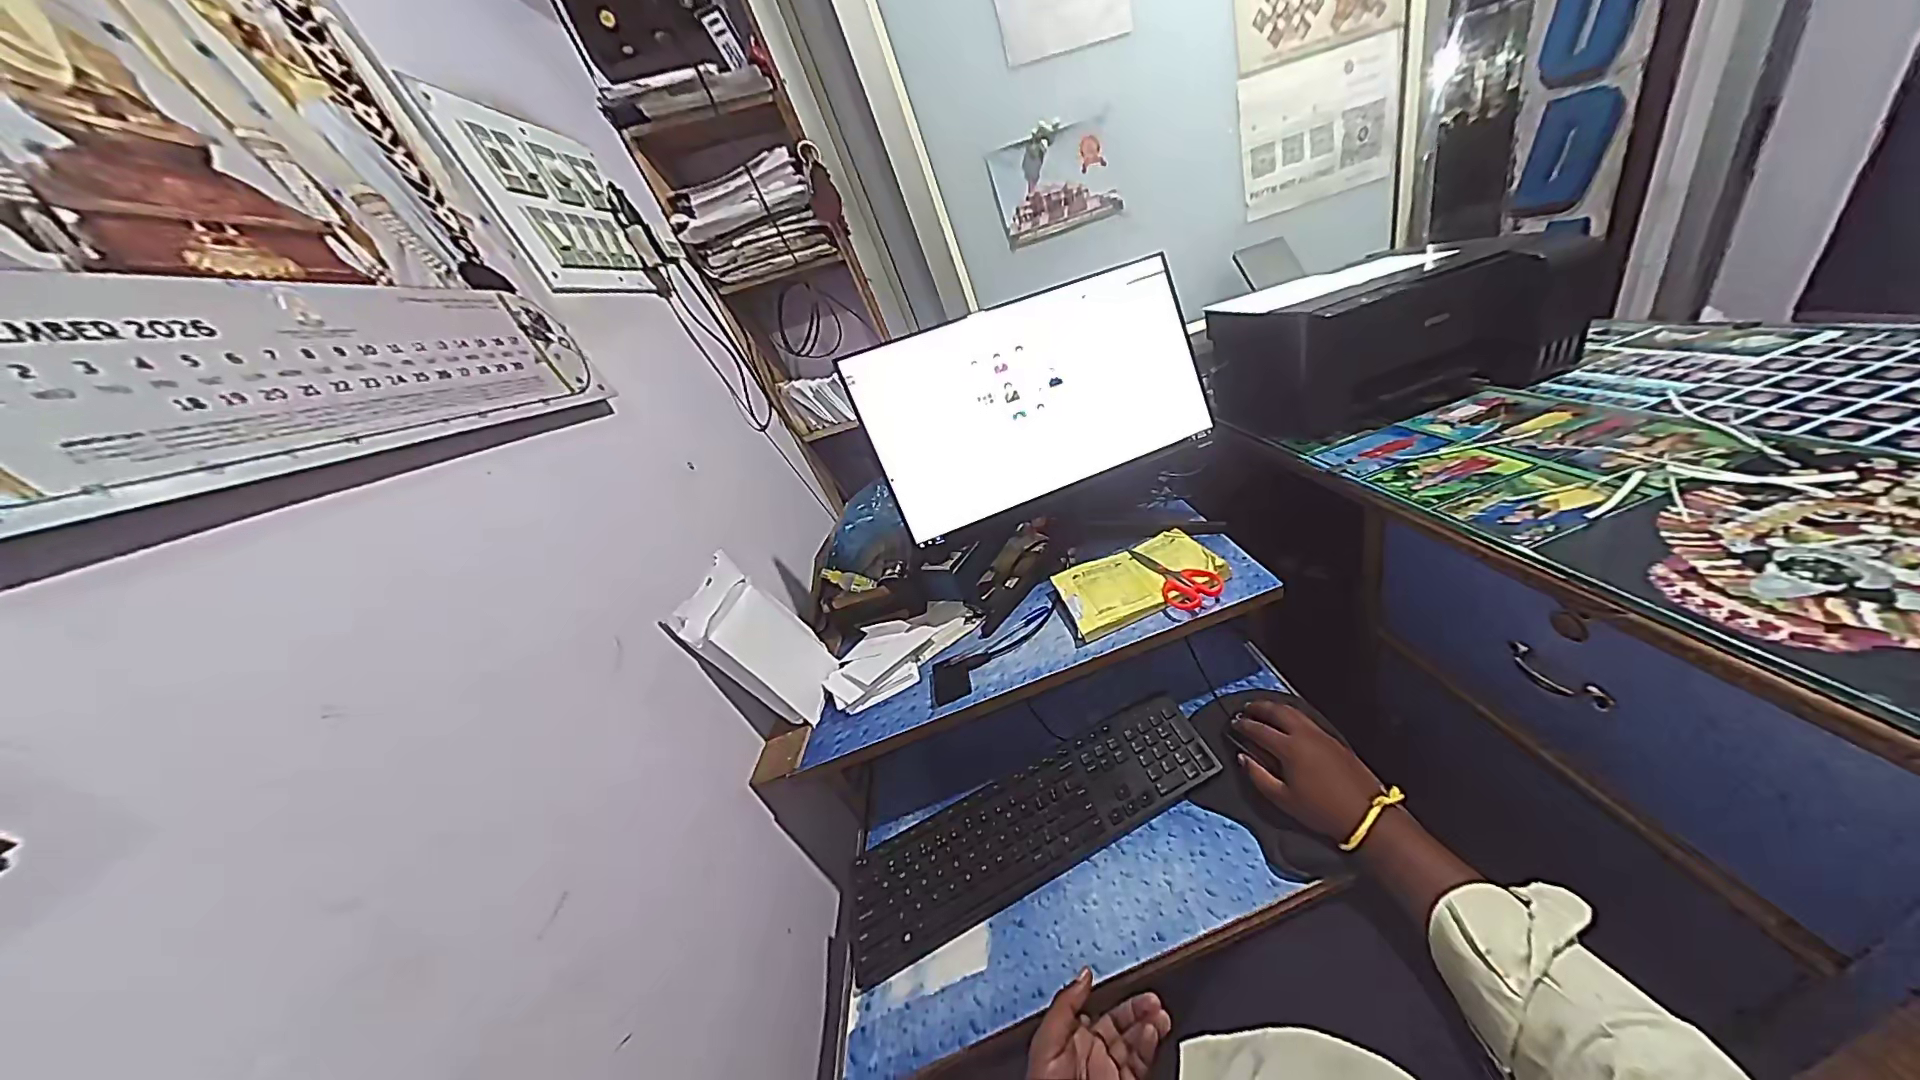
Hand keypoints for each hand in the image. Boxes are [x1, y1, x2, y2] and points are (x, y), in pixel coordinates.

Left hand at [1027, 968, 1170, 1079]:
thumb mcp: (1048, 1041)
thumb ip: (1065, 1006)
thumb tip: (1084, 975)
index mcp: (1072, 1039)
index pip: (1098, 1011)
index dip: (1115, 997)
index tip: (1129, 983)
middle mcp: (1092, 1054)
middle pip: (1120, 1026)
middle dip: (1137, 1010)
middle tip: (1152, 1000)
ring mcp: (1109, 1071)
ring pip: (1133, 1044)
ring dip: (1148, 1027)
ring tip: (1159, 1014)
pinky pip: (1139, 1066)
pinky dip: (1148, 1048)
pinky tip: (1152, 1034)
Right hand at [1233, 701, 1385, 841]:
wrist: (1366, 815)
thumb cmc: (1322, 811)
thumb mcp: (1283, 799)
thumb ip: (1258, 776)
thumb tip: (1244, 759)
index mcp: (1289, 749)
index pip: (1258, 729)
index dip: (1243, 725)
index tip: (1234, 725)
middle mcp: (1304, 735)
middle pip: (1276, 711)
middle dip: (1258, 707)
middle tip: (1245, 709)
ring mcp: (1322, 735)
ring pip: (1294, 711)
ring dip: (1275, 707)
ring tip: (1264, 709)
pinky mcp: (1334, 740)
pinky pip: (1307, 718)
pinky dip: (1291, 714)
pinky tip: (1289, 721)